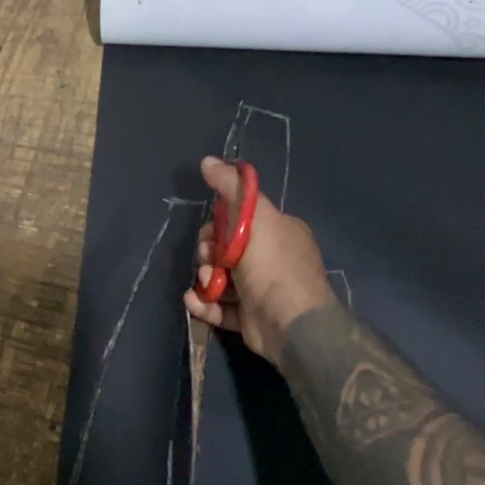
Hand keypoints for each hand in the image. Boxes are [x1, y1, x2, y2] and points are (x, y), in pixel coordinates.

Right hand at [183, 156, 335, 366]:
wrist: (291, 324)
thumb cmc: (273, 265)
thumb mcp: (254, 216)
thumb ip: (231, 187)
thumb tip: (207, 161)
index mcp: (281, 232)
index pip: (241, 219)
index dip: (219, 224)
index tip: (211, 232)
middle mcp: (273, 259)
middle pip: (225, 248)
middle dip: (208, 254)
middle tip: (210, 261)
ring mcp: (262, 290)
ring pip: (220, 276)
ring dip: (205, 279)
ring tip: (206, 285)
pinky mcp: (250, 317)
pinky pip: (219, 305)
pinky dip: (204, 302)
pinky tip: (193, 300)